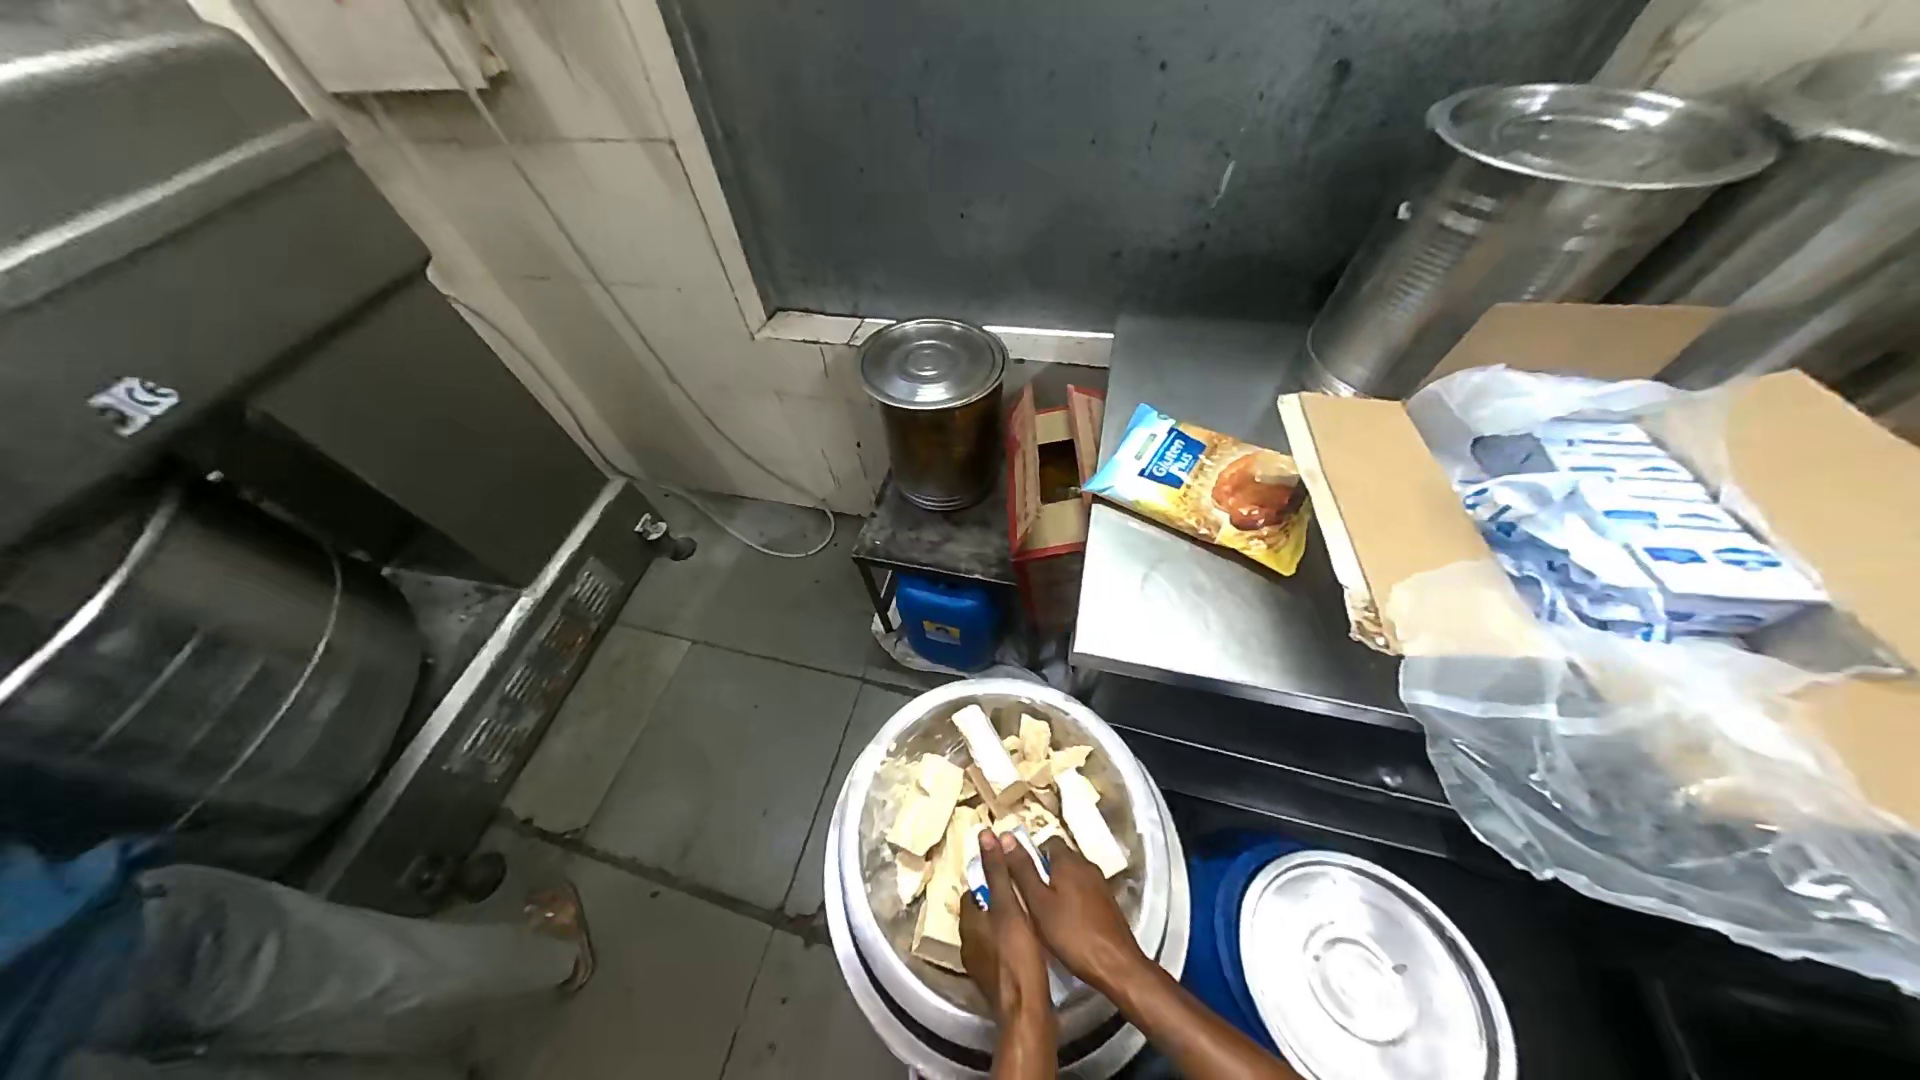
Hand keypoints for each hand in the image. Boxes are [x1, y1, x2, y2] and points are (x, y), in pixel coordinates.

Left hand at [960, 831, 1054, 1026]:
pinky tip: (1029, 942)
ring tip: (1029, 913)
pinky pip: (1000, 951)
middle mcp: (968, 943)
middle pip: (981, 910)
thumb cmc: (1017, 953)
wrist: (1027, 1011)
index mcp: (968, 922)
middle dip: (998, 899)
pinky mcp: (995, 981)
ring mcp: (980, 965)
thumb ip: (997, 871)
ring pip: (990, 931)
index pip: (973, 889)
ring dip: (1005, 921)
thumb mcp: (1009, 906)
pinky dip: (1011, 942)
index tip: (1008, 871)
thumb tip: (985, 835)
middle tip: (1022, 891)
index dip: (989, 877)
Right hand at [1000, 837, 1145, 993]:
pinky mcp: (1108, 903)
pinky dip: (1072, 899)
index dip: (1031, 854)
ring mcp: (1100, 884)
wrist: (1116, 965)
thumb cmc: (1071, 933)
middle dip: (1044, 871)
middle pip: (1060, 858)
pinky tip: (1065, 921)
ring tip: (1042, 910)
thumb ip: (1022, 869)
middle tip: (1027, 894)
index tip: (1019, 874)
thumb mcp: (1037, 902)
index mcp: (1068, 861)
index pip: (1047, 842)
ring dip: (1058, 886)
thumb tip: (1006, 837)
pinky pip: (1084, 891)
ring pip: (1072, 876)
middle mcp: (1086, 865)